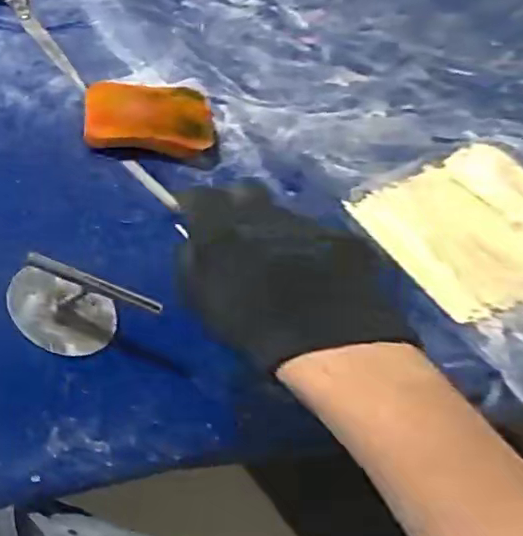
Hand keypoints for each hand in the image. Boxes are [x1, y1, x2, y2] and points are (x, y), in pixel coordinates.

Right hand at [176, 184, 417, 374]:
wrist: (329, 344)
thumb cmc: (245, 321)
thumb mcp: (196, 291)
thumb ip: (191, 257)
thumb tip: (194, 239)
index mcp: (221, 228)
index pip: (200, 195)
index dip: (191, 200)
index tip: (185, 210)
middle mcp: (265, 217)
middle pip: (247, 191)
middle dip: (235, 202)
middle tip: (229, 224)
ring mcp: (312, 227)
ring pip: (283, 214)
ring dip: (273, 227)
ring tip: (273, 253)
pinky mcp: (349, 242)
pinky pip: (318, 234)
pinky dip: (307, 245)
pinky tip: (308, 268)